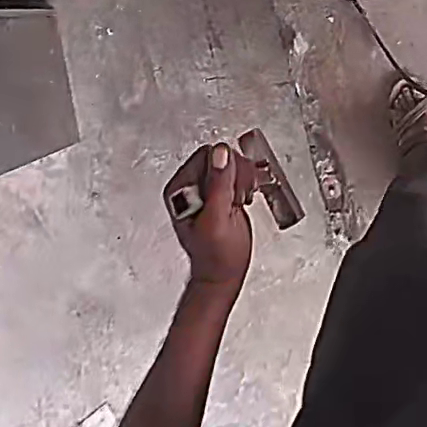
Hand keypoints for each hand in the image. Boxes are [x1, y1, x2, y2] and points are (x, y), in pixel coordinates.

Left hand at [165, 143, 255, 297]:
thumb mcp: (218, 219)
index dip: (226, 167)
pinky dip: (246, 182)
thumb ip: (219, 184)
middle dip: (236, 173)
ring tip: (241, 198)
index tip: (233, 187)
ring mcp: (205, 189)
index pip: (207, 155)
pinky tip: (244, 199)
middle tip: (239, 194)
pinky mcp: (219, 192)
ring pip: (231, 163)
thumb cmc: (216, 255)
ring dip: (243, 178)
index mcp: (181, 188)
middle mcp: (190, 185)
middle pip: (220, 156)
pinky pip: (236, 173)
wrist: (222, 274)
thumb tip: (220, 153)